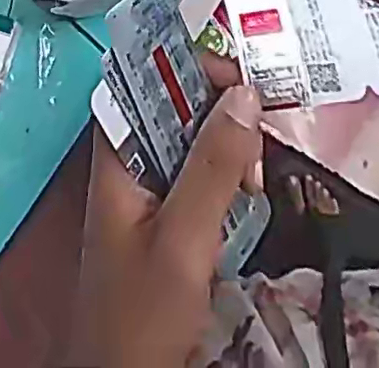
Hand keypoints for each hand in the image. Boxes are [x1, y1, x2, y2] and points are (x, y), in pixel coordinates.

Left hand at [70, 61, 262, 367]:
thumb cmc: (142, 313)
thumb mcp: (182, 239)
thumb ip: (212, 168)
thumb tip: (244, 95)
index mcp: (116, 153)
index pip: (143, 81)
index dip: (185, 65)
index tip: (235, 72)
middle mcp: (129, 159)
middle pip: (170, 106)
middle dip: (215, 102)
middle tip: (261, 113)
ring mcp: (149, 188)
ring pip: (189, 138)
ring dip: (226, 137)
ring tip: (260, 154)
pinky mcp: (168, 214)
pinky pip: (199, 171)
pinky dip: (226, 168)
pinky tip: (252, 180)